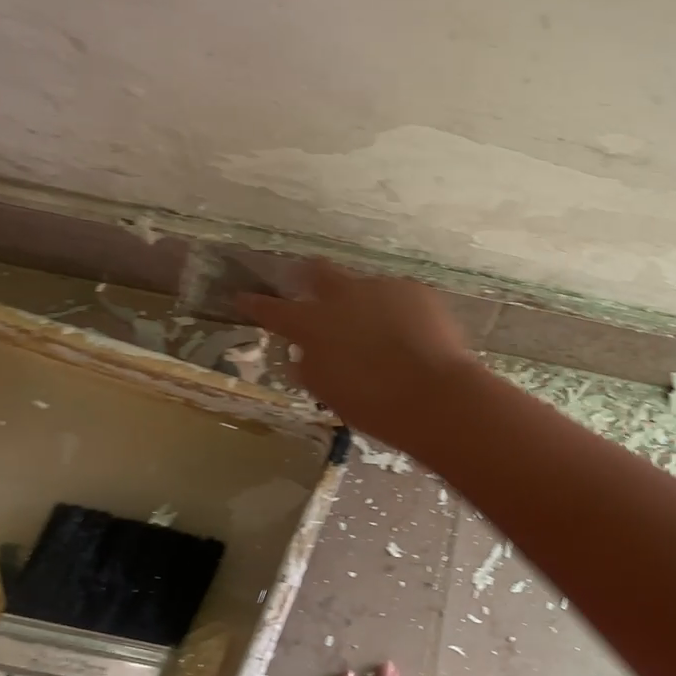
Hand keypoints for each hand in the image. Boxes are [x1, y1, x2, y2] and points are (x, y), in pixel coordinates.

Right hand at [239, 260, 480, 439]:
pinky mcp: (416, 290)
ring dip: (363, 301)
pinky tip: (410, 332)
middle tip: (308, 284)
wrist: (434, 393)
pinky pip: (398, 295)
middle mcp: (343, 296)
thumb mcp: (327, 389)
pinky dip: (397, 310)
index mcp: (313, 324)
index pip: (273, 310)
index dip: (256, 304)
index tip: (242, 297)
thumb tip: (305, 352)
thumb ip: (310, 364)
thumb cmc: (373, 403)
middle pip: (318, 271)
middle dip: (309, 276)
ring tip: (379, 328)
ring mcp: (382, 287)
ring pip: (364, 286)